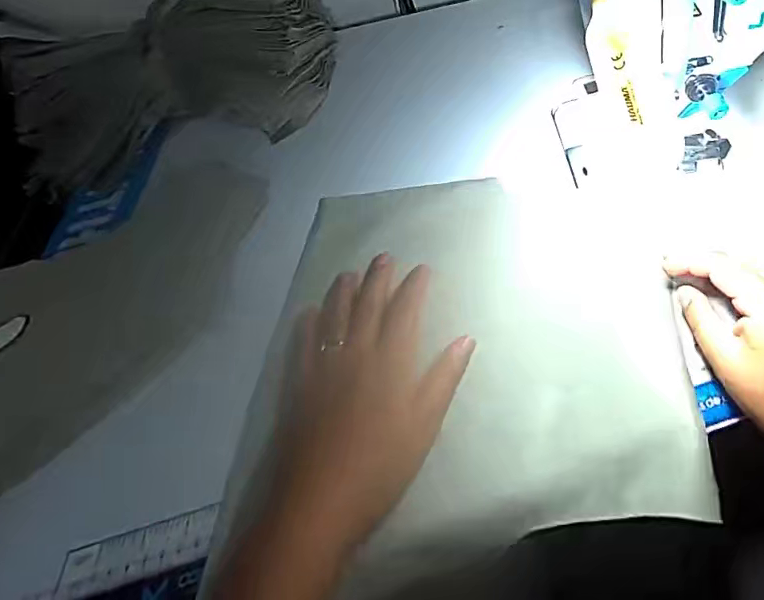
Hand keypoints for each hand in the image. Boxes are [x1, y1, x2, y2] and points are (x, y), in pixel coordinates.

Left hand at [267, 254, 474, 553]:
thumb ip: (444, 377)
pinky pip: (300, 347)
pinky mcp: (297, 390)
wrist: (316, 506)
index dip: (414, 287)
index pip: (405, 311)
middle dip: (378, 279)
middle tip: (384, 257)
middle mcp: (357, 355)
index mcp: (392, 361)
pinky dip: (305, 326)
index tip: (422, 268)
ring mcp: (323, 371)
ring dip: (341, 293)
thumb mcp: (425, 423)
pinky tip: (307, 314)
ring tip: (348, 274)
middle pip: (368, 307)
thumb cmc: (382, 464)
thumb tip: (466, 338)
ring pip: (333, 319)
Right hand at [663, 251, 763, 462]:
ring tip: (696, 280)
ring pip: (753, 270)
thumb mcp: (730, 365)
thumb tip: (687, 294)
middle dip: (705, 264)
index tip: (666, 264)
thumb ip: (703, 323)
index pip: (721, 266)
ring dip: (724, 272)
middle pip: (738, 262)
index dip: (689, 262)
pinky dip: (742, 282)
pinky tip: (728, 295)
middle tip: (676, 271)